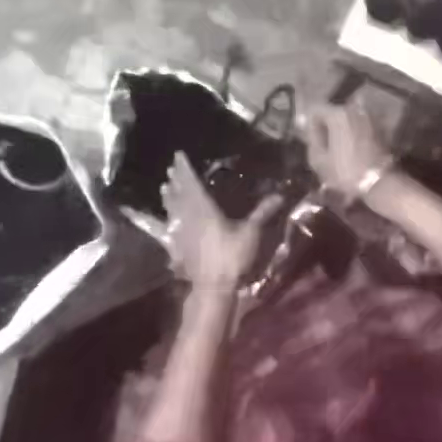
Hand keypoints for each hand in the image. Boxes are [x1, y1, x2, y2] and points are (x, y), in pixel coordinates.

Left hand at [161, 152, 282, 291]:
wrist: (212, 286)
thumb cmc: (232, 256)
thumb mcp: (251, 232)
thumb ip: (262, 212)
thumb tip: (280, 195)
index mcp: (205, 209)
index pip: (192, 183)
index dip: (185, 169)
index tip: (178, 155)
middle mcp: (188, 217)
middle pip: (179, 194)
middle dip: (175, 180)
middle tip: (169, 168)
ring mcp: (180, 233)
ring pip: (171, 210)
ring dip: (168, 198)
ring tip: (163, 187)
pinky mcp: (177, 248)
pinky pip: (167, 230)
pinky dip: (163, 221)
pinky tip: (161, 220)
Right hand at [305, 101, 392, 200]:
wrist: (379, 183)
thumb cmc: (345, 172)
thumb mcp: (318, 159)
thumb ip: (312, 139)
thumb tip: (313, 129)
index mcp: (338, 114)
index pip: (316, 110)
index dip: (311, 124)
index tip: (311, 140)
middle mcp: (355, 110)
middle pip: (334, 113)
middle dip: (328, 126)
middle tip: (324, 145)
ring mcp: (370, 118)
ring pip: (349, 120)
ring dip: (343, 130)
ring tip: (339, 148)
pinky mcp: (382, 128)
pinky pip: (361, 127)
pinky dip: (355, 134)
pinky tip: (353, 149)